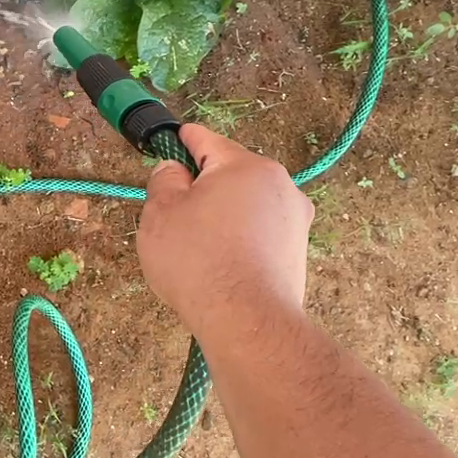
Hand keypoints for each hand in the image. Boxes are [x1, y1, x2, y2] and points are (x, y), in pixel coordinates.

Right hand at [138, 124, 312, 338]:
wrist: (244, 319)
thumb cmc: (196, 257)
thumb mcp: (160, 211)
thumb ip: (164, 179)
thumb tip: (176, 170)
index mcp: (245, 166)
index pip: (204, 138)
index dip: (177, 141)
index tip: (161, 149)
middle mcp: (280, 184)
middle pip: (226, 172)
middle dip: (198, 185)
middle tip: (170, 213)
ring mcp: (295, 218)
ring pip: (242, 202)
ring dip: (217, 212)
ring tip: (192, 244)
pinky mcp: (296, 249)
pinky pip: (256, 229)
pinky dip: (234, 236)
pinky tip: (216, 261)